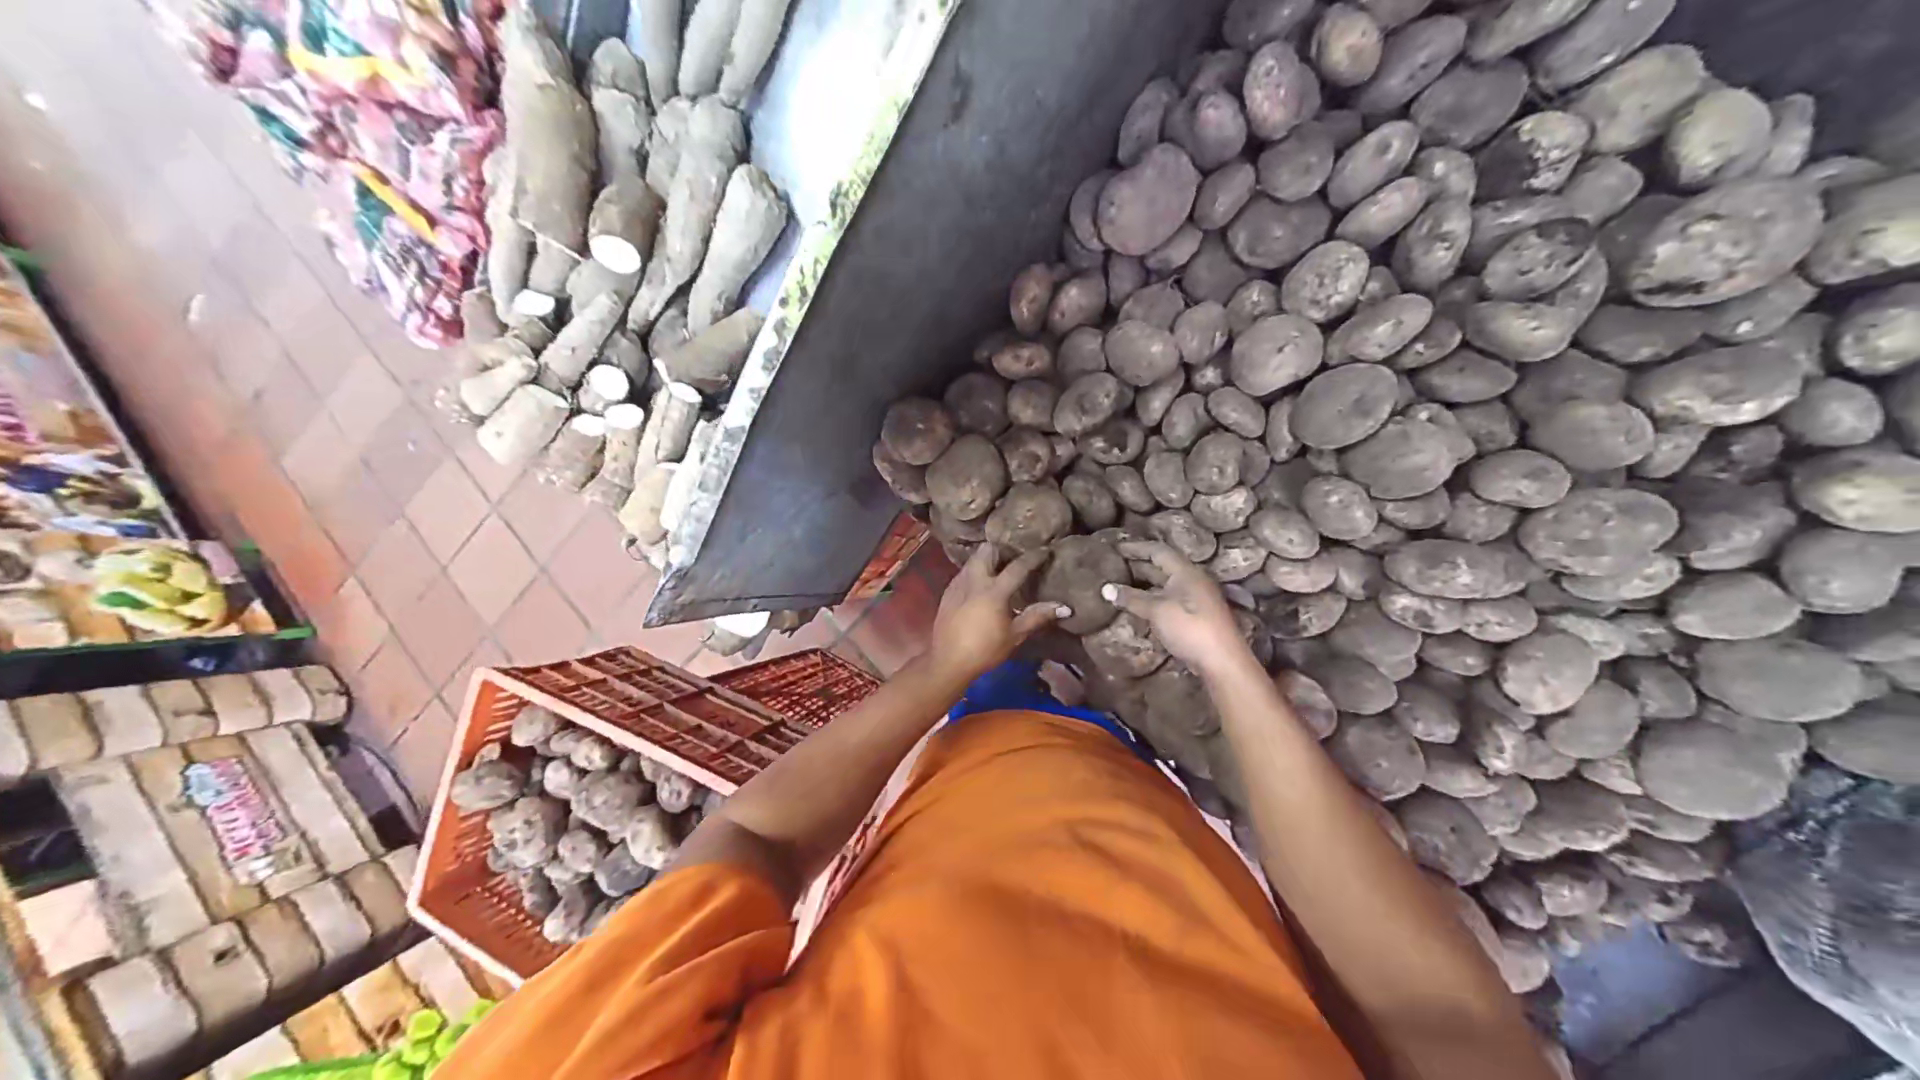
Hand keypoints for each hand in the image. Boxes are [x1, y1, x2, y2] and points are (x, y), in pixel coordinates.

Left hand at [926, 546, 1069, 683]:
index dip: (1033, 557)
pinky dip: (976, 571)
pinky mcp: (948, 591)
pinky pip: (964, 571)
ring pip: (974, 559)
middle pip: (988, 550)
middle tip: (1016, 557)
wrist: (947, 661)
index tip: (1045, 551)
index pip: (1017, 566)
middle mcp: (974, 580)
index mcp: (994, 591)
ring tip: (1000, 568)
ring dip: (987, 558)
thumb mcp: (1014, 636)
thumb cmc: (984, 650)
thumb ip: (1037, 616)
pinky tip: (982, 585)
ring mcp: (958, 583)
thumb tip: (1064, 607)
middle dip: (1002, 549)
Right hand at [1103, 541, 1255, 679]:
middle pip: (1162, 566)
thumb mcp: (1157, 610)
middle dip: (1138, 565)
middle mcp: (1192, 580)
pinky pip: (1168, 599)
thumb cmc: (1189, 627)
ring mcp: (1194, 598)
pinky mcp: (1194, 615)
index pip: (1158, 551)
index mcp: (1186, 571)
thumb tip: (1106, 588)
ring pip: (1164, 584)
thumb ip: (1132, 598)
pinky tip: (1137, 605)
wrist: (1221, 660)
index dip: (1136, 548)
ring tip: (1120, 585)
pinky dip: (1151, 598)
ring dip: (1143, 584)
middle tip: (1114, 566)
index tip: (1115, 548)